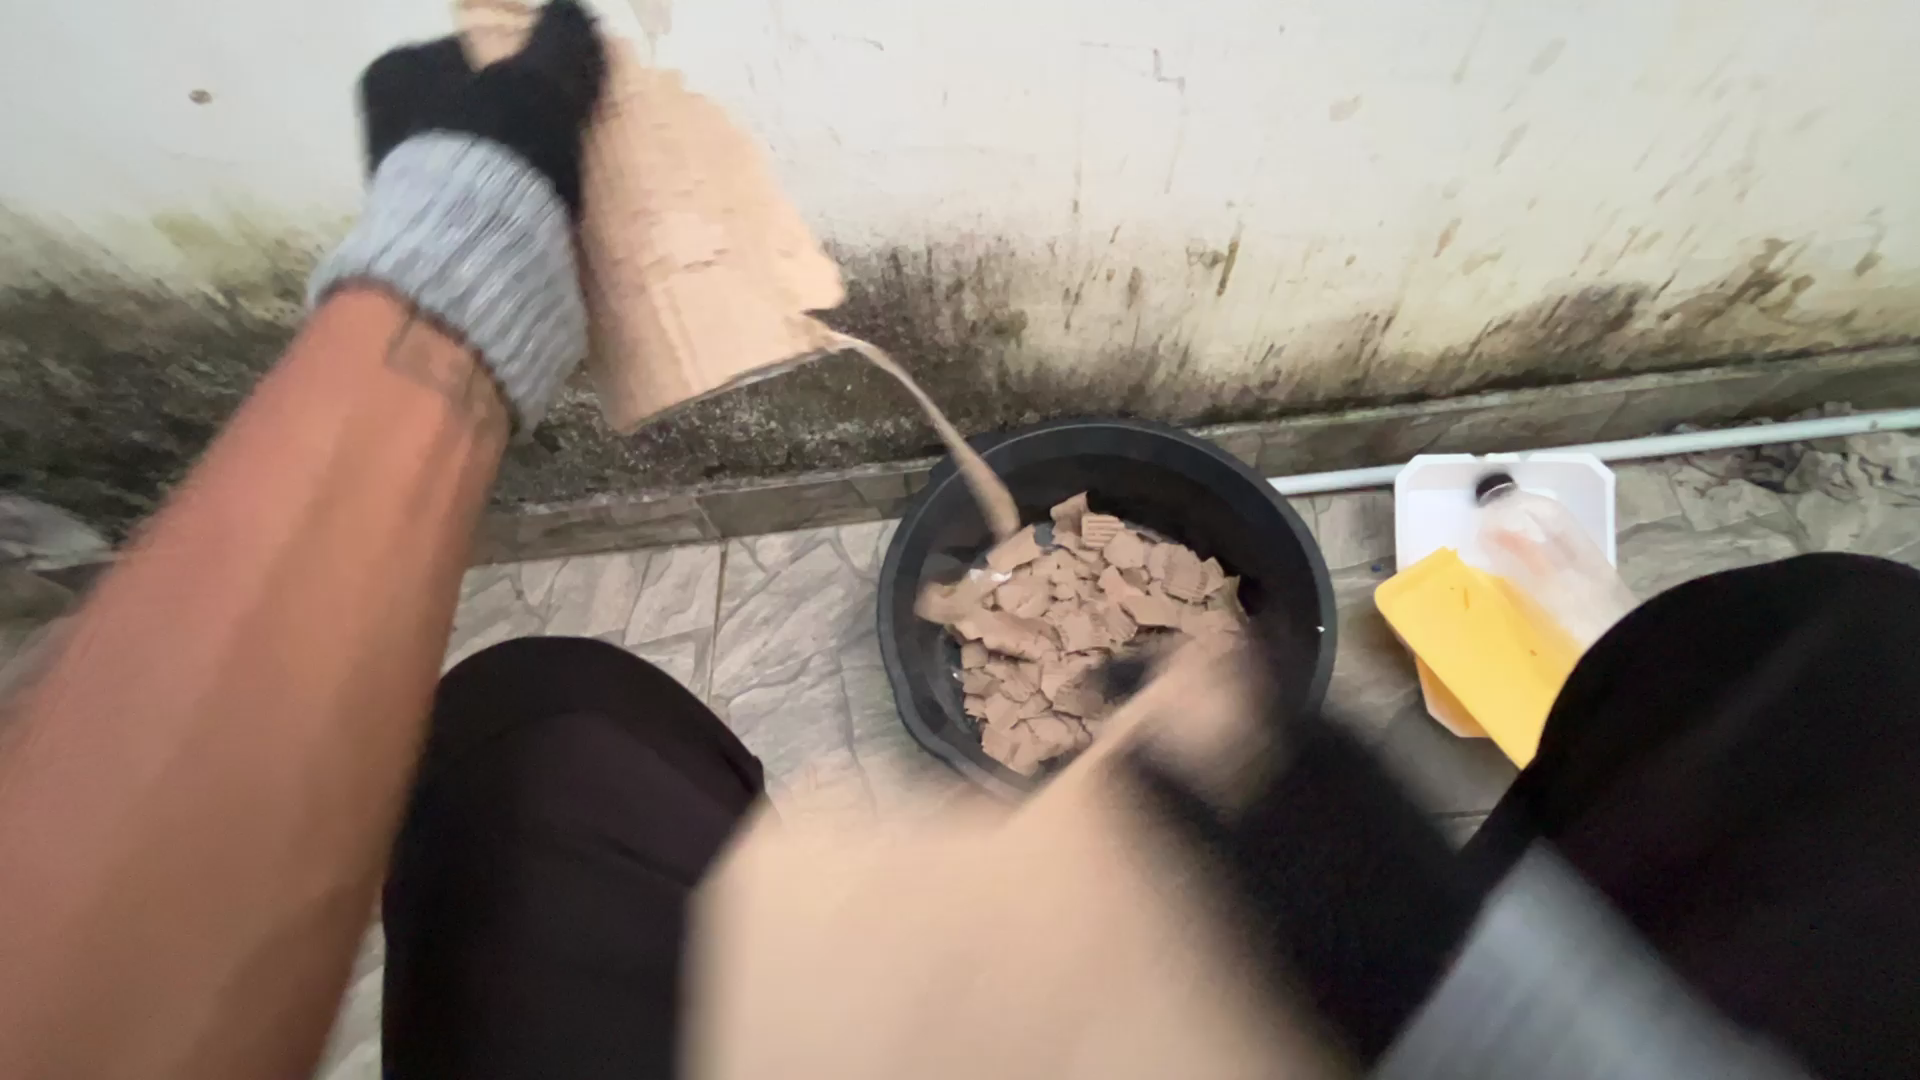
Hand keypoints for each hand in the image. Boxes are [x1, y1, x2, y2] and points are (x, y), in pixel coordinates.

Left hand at [310, 0, 607, 430]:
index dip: (524, 76)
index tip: (564, 103)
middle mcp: (388, 132)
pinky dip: (516, 225)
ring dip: (521, 185)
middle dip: (521, 136)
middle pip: (477, 122)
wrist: (476, 264)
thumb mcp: (539, 88)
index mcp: (397, 77)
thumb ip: (561, 47)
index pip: (470, 61)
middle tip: (570, 154)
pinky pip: (486, 222)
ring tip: (567, 201)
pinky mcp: (437, 251)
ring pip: (481, 174)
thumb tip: (575, 11)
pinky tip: (550, 236)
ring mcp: (408, 197)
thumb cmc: (498, 162)